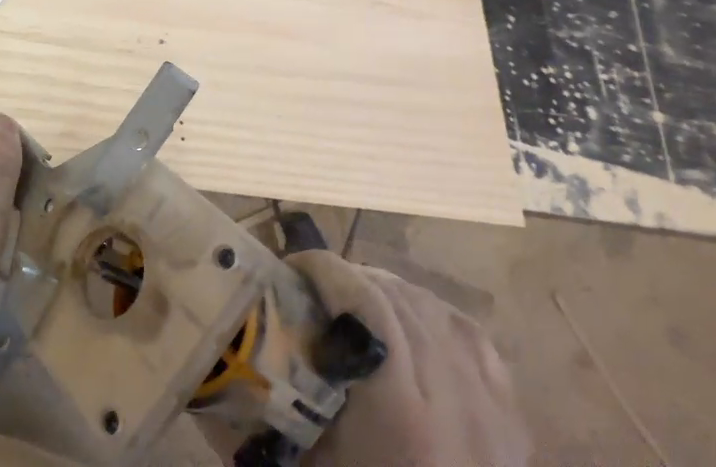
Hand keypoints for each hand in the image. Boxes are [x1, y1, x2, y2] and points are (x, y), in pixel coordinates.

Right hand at [203, 251, 528, 466]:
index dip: (326, 271)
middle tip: (308, 286)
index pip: (368, 304)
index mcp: (401, 416)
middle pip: (399, 299)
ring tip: (349, 301)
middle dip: (348, 278)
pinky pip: (471, 335)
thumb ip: (255, 413)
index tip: (289, 268)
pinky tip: (404, 318)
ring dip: (386, 292)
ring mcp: (493, 409)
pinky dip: (432, 314)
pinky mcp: (512, 418)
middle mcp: (457, 402)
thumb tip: (203, 353)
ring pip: (436, 310)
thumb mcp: (297, 464)